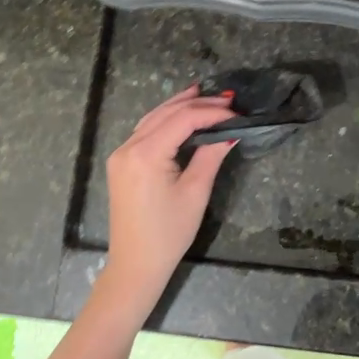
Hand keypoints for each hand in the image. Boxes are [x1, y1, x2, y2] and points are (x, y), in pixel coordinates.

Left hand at [104, 86, 237, 289]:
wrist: (136, 263)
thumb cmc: (169, 232)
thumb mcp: (195, 192)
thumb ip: (211, 155)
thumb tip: (230, 132)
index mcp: (146, 154)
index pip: (183, 119)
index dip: (212, 112)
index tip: (237, 113)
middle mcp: (128, 147)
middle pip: (166, 113)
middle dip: (198, 104)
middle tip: (229, 99)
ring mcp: (121, 154)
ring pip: (153, 118)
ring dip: (179, 106)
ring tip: (206, 95)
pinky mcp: (121, 162)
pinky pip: (145, 131)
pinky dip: (165, 119)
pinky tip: (180, 113)